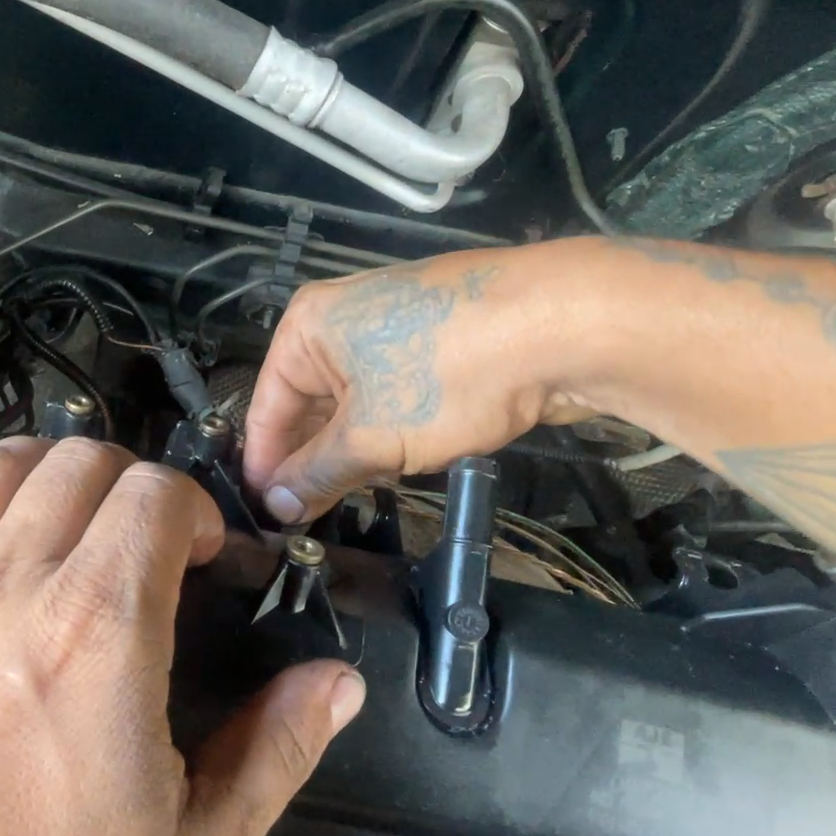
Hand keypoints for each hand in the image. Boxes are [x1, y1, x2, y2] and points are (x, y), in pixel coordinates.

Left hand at [0, 437, 366, 835]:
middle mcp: (10, 582)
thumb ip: (273, 753)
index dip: (195, 510)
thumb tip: (335, 683)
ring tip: (73, 525)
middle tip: (147, 546)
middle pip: (81, 461)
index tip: (203, 556)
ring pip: (0, 463)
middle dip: (133, 485)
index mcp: (99, 629)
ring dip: (53, 473)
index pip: (155, 493)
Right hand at [244, 242, 601, 521]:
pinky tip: (394, 463)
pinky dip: (387, 430)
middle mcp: (341, 319)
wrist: (569, 326)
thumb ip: (315, 476)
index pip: (265, 409)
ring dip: (350, 450)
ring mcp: (392, 326)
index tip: (266, 516)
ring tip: (348, 496)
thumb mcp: (370, 439)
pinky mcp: (435, 340)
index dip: (265, 467)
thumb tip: (276, 507)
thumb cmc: (449, 376)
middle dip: (310, 461)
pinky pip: (390, 394)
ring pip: (351, 404)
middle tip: (306, 517)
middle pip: (307, 405)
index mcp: (307, 327)